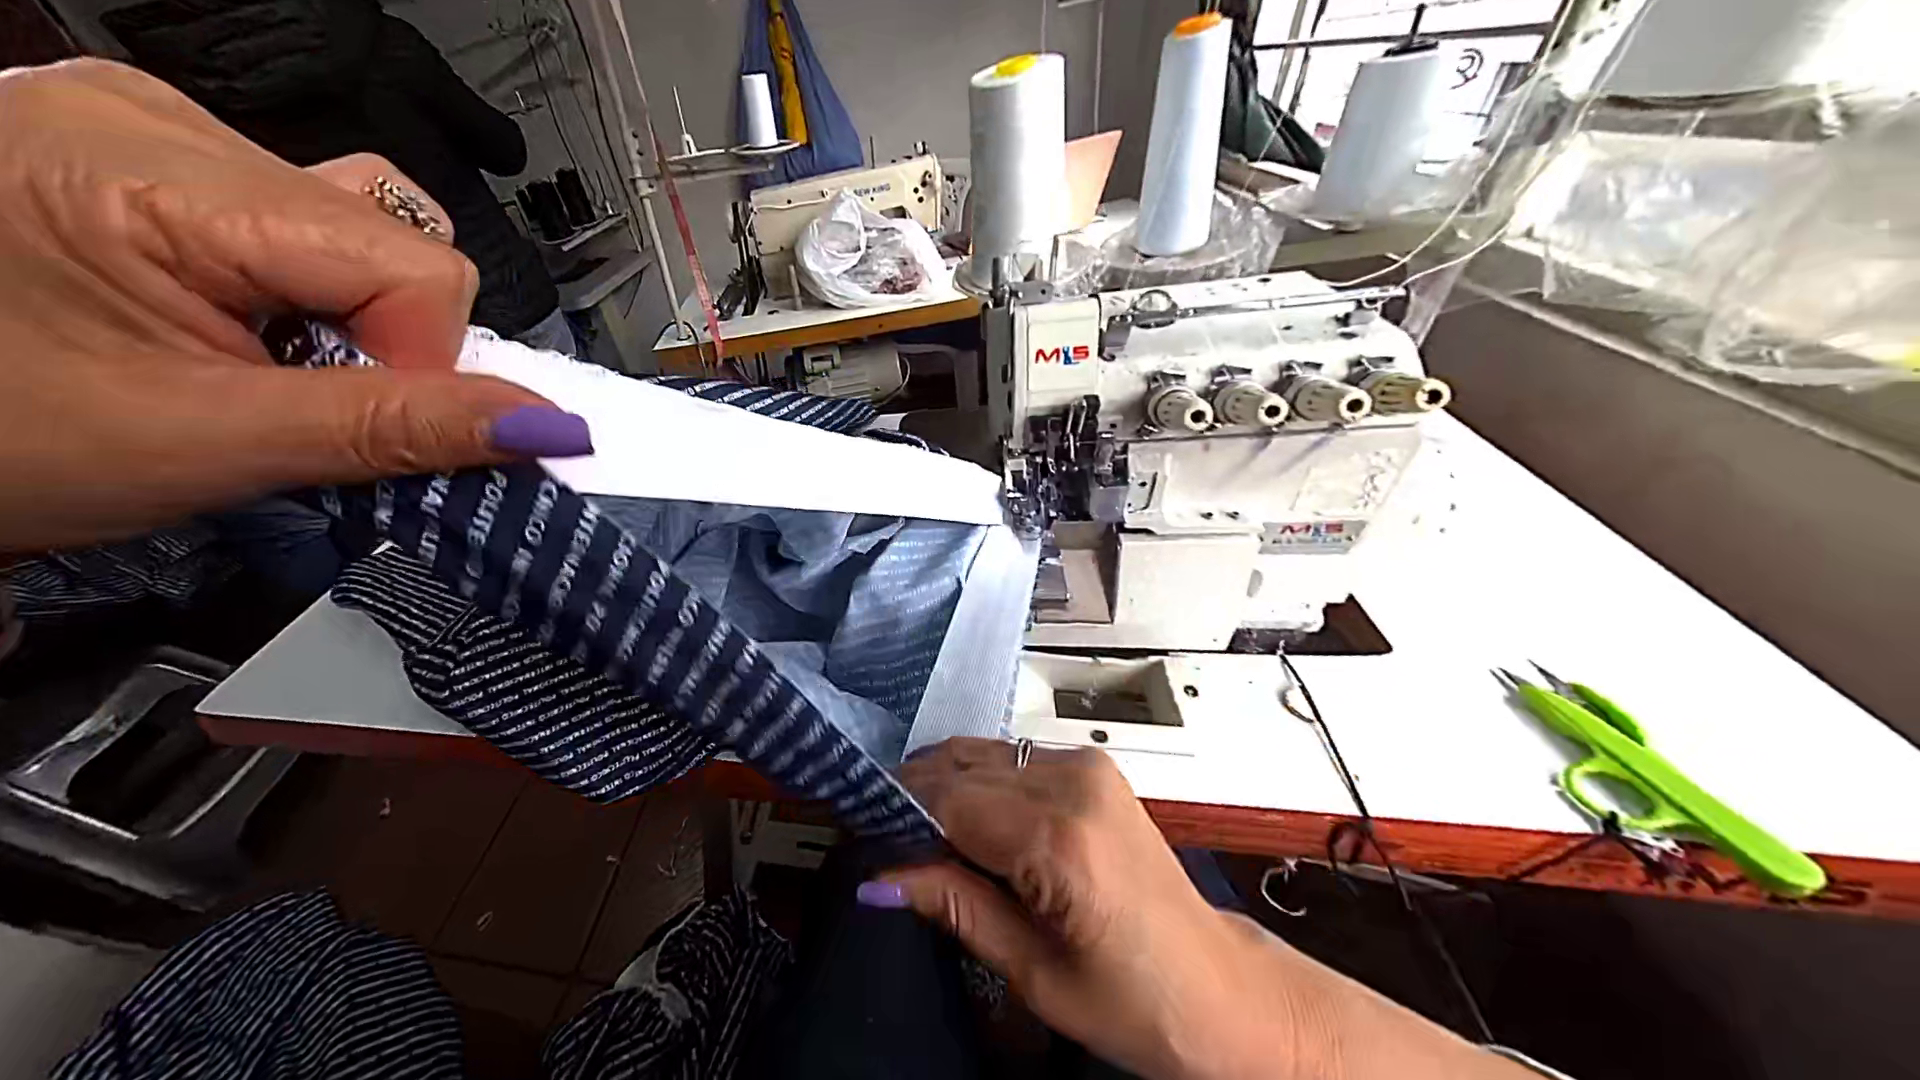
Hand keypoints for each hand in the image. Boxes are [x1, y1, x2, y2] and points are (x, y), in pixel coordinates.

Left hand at [0, 60, 588, 552]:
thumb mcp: (214, 443)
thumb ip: (399, 428)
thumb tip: (547, 428)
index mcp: (154, 172)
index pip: (416, 267)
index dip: (427, 361)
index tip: (368, 421)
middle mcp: (165, 125)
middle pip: (403, 244)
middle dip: (398, 341)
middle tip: (312, 396)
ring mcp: (164, 138)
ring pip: (377, 234)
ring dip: (372, 320)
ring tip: (289, 362)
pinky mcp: (172, 169)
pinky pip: (326, 228)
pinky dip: (338, 297)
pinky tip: (274, 327)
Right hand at [877, 740, 1535, 1079]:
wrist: (1218, 986)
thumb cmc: (1130, 1001)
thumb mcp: (1031, 972)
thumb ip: (953, 905)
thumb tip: (875, 876)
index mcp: (1060, 839)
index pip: (949, 800)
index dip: (896, 812)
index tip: (857, 831)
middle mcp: (1074, 782)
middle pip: (964, 766)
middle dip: (913, 793)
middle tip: (877, 831)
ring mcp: (1089, 765)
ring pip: (987, 754)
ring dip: (945, 782)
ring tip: (913, 825)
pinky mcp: (1096, 765)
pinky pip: (1016, 757)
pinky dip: (981, 779)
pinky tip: (966, 814)